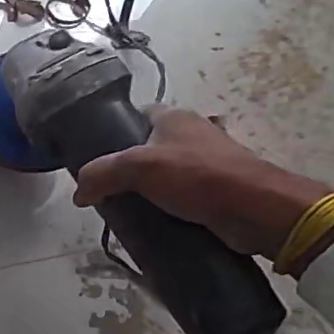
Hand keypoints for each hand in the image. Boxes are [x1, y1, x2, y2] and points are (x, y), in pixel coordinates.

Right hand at [74, 108, 333, 267]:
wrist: (255, 208)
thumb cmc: (197, 176)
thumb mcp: (138, 168)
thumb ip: (101, 175)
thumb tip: (78, 194)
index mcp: (175, 117)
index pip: (138, 114)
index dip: (116, 129)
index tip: (97, 153)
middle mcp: (194, 132)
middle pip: (150, 145)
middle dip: (130, 165)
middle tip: (109, 188)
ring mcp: (209, 160)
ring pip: (168, 171)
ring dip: (151, 188)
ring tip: (129, 207)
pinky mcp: (219, 188)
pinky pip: (184, 193)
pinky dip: (170, 204)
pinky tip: (156, 219)